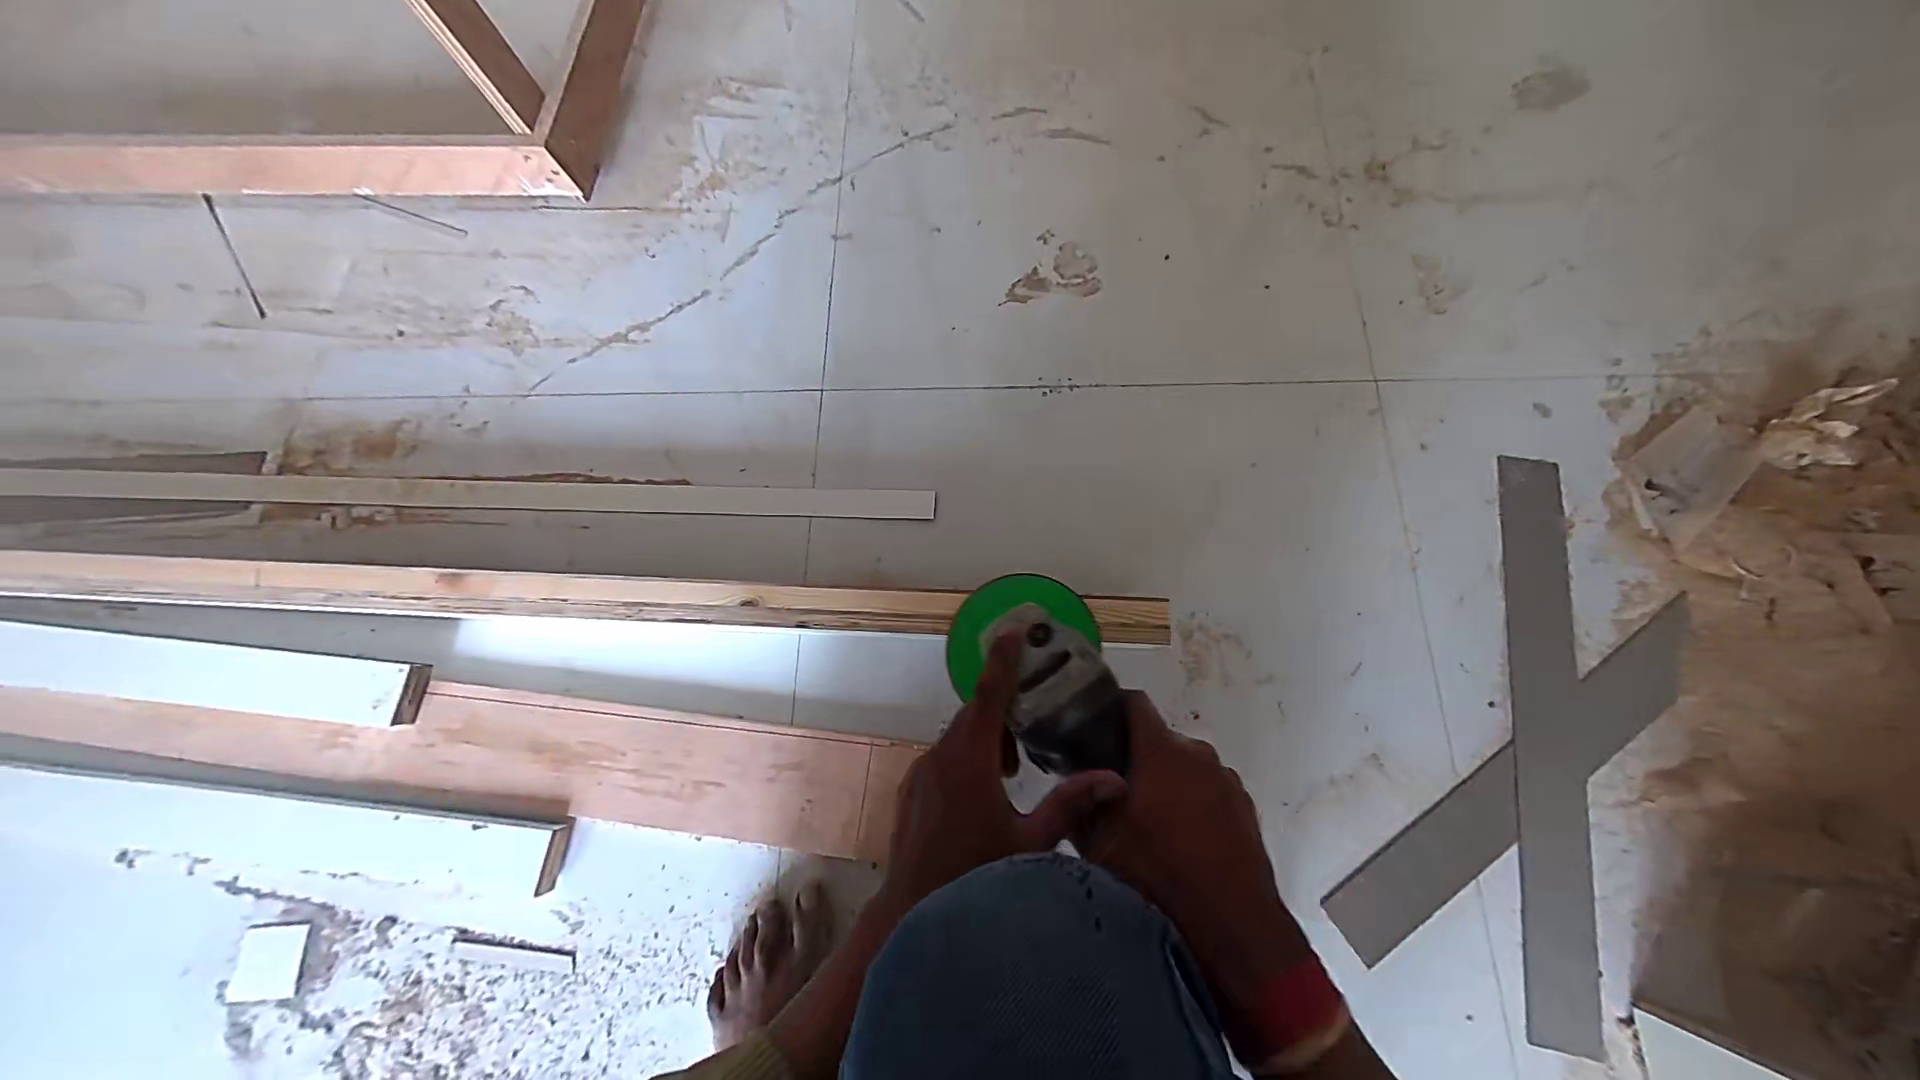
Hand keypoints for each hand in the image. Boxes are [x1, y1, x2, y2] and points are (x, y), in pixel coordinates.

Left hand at [878, 633, 1127, 911]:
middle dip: (1004, 712)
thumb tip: (1114, 780)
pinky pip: (943, 757)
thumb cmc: (976, 875)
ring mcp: (921, 772)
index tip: (1014, 629)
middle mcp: (941, 756)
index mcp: (970, 761)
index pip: (990, 695)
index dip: (1004, 659)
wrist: (912, 910)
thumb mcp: (1031, 842)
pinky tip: (982, 794)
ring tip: (1011, 771)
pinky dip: (966, 758)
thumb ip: (1070, 804)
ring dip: (986, 740)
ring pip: (958, 737)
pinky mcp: (912, 788)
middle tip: (1032, 728)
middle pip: (975, 714)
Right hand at [1072, 693, 1316, 1059]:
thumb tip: (1074, 781)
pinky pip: (1208, 791)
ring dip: (1167, 782)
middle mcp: (1197, 754)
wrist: (1233, 928)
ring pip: (1185, 767)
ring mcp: (1227, 781)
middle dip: (1136, 757)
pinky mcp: (1245, 808)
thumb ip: (1079, 802)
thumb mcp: (1097, 841)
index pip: (1134, 703)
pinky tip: (1183, 842)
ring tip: (1151, 823)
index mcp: (1160, 752)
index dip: (1112, 708)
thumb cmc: (1157, 875)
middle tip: (1115, 791)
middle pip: (1158, 740)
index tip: (1095, 727)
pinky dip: (1193, 803)